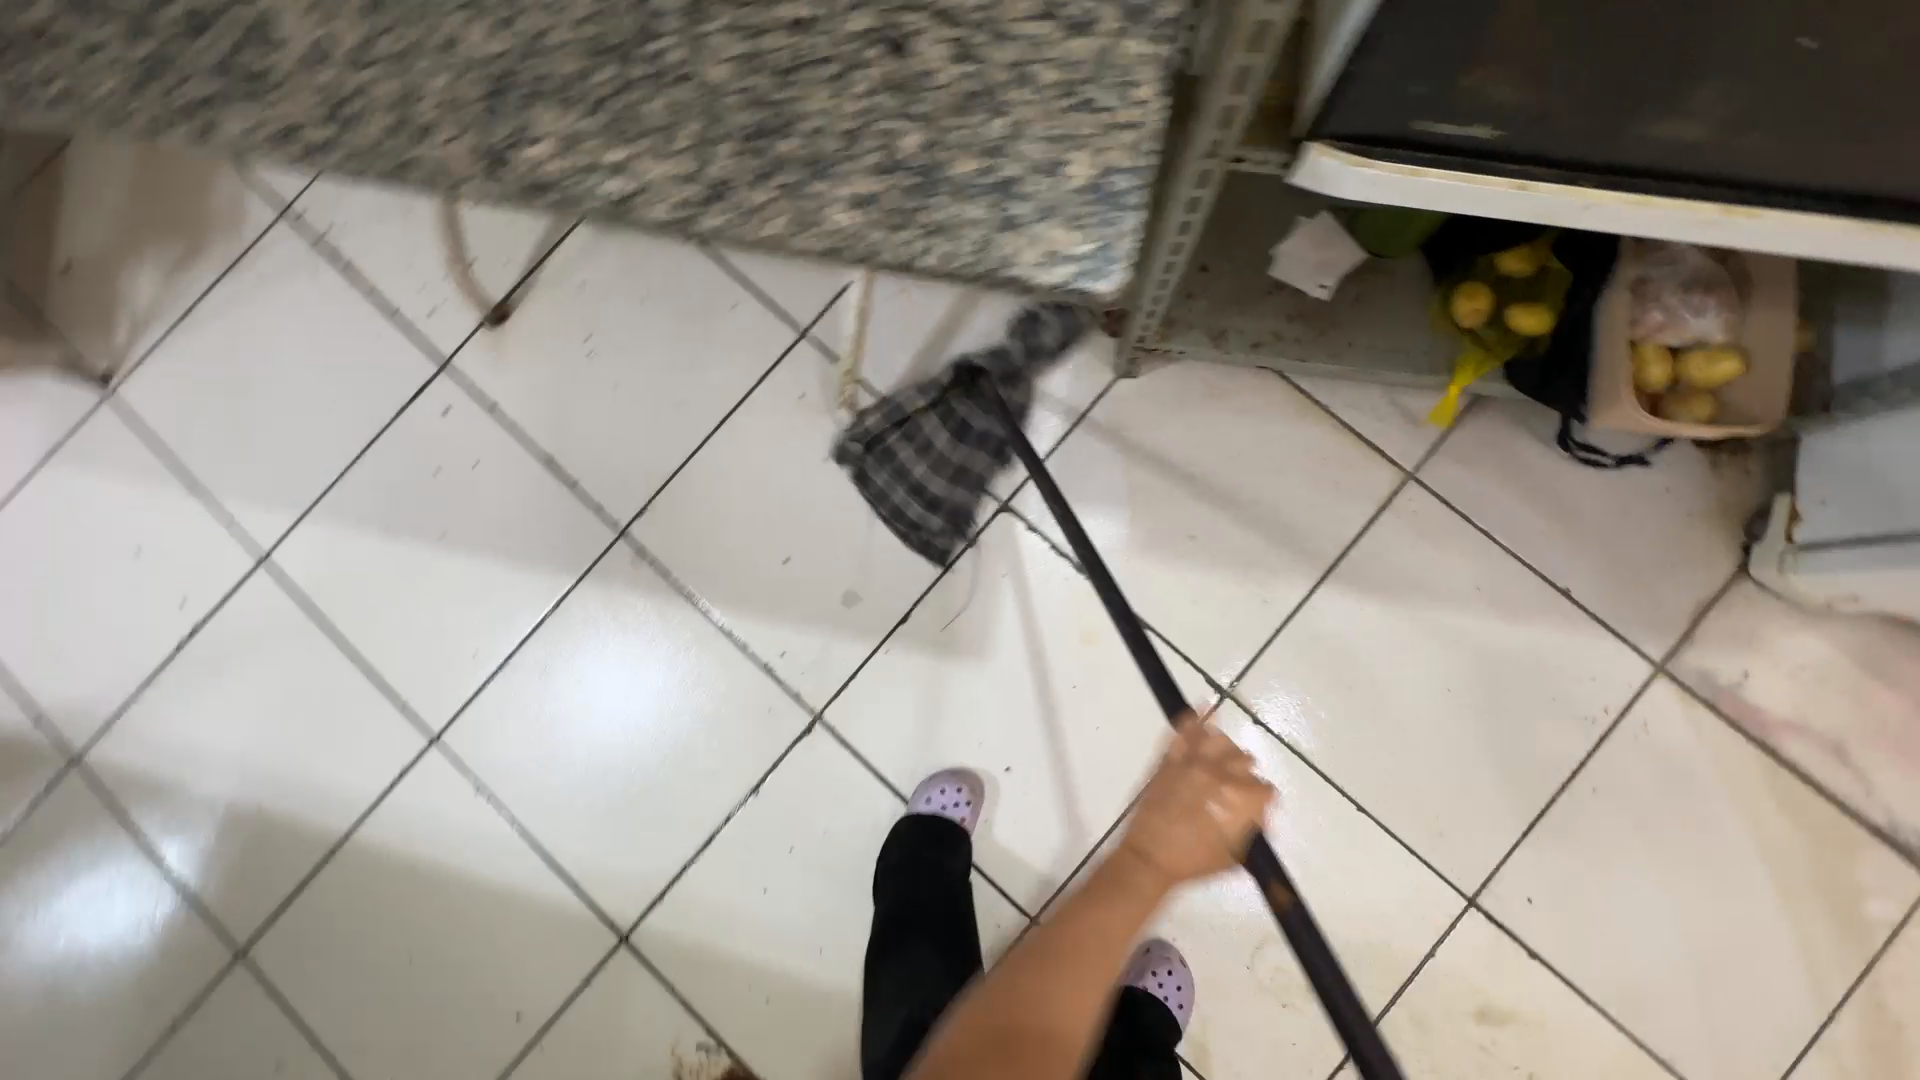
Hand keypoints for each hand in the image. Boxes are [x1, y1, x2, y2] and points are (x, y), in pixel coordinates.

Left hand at [1114, 711, 1277, 891]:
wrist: (1149, 857)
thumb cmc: (1193, 862)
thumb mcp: (1234, 855)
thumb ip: (1250, 831)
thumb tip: (1260, 818)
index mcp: (1240, 800)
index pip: (1265, 790)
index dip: (1264, 800)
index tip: (1257, 808)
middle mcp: (1220, 775)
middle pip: (1244, 761)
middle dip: (1246, 773)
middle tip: (1238, 785)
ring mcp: (1192, 764)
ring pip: (1219, 742)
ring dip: (1226, 749)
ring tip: (1224, 757)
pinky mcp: (1169, 760)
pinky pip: (1182, 732)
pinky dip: (1193, 718)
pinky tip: (1202, 706)